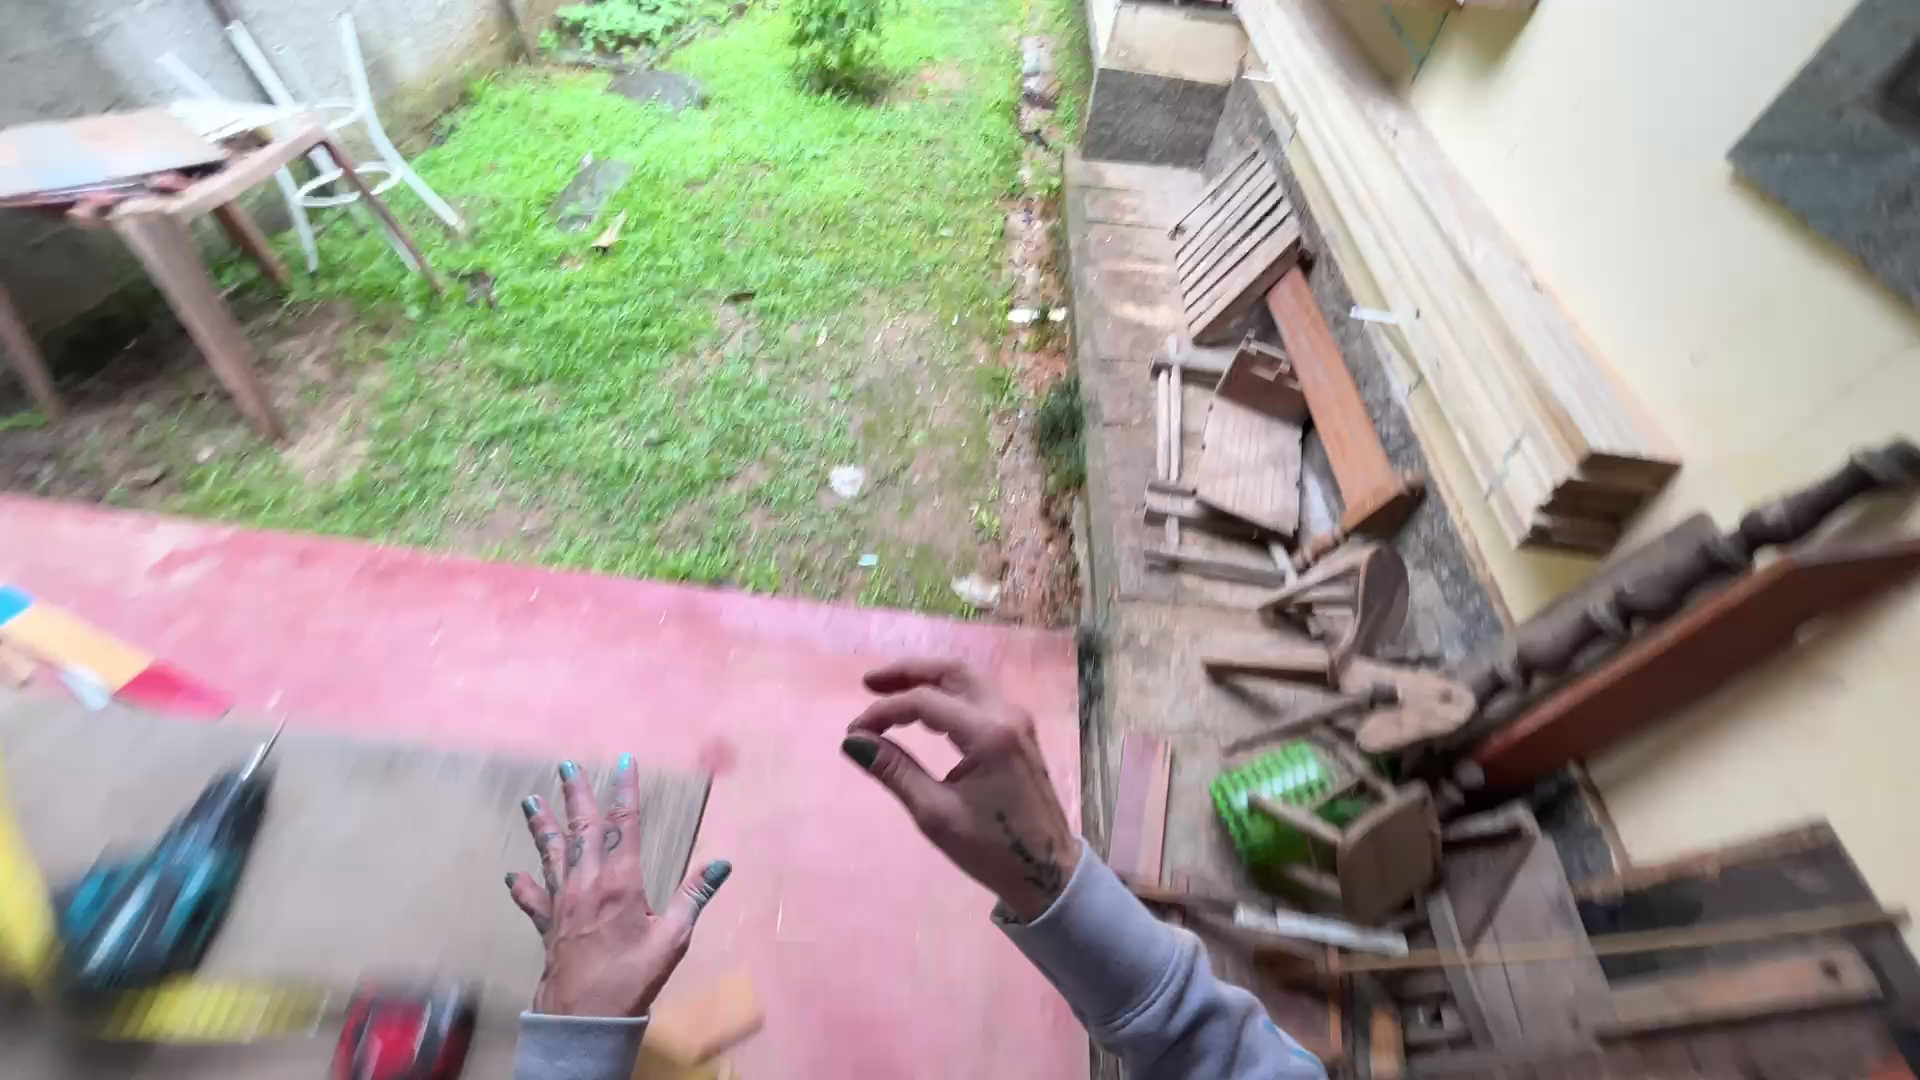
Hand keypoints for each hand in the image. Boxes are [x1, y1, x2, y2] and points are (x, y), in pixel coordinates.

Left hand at [505, 755, 732, 1016]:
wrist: (582, 1023)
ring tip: (530, 801)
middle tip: (567, 766)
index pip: (622, 825)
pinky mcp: (547, 926)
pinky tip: (512, 875)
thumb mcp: (673, 937)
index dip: (624, 790)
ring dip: (543, 826)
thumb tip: (724, 862)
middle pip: (581, 830)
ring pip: (552, 855)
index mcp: (619, 881)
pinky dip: (524, 886)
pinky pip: (533, 900)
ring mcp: (562, 904)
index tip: (624, 762)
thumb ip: (695, 895)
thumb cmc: (632, 977)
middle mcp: (587, 884)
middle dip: (575, 795)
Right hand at [841, 658, 1077, 920]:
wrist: (1050, 871)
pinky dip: (945, 693)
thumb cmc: (992, 849)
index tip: (854, 731)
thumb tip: (853, 741)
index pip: (925, 702)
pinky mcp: (1017, 728)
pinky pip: (976, 695)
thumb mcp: (936, 815)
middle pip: (950, 671)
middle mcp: (1005, 714)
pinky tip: (922, 709)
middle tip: (869, 683)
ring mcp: (1016, 718)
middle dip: (907, 672)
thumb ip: (894, 771)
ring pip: (965, 678)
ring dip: (926, 679)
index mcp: (988, 734)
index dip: (884, 711)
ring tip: (888, 690)